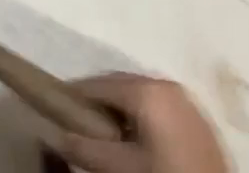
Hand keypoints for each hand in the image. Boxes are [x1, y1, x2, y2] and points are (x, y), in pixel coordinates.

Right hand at [53, 74, 228, 172]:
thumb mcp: (120, 169)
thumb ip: (83, 148)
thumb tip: (52, 134)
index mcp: (147, 90)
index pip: (96, 84)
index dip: (72, 96)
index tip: (53, 108)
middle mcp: (166, 85)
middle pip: (118, 85)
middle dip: (95, 101)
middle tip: (74, 121)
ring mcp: (185, 100)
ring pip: (138, 95)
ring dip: (117, 109)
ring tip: (100, 132)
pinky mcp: (196, 119)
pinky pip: (157, 106)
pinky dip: (138, 115)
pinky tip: (131, 138)